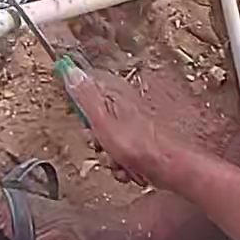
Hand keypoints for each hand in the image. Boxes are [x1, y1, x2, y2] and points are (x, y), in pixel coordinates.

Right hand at [62, 66, 208, 187]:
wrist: (169, 166)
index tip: (79, 117)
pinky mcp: (138, 141)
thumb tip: (70, 71)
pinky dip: (121, 164)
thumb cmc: (138, 144)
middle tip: (100, 144)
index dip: (78, 104)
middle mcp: (125, 104)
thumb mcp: (101, 120)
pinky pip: (119, 152)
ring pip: (105, 139)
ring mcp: (132, 123)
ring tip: (118, 160)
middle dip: (94, 137)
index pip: (87, 86)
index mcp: (116, 92)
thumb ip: (84, 96)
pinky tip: (128, 168)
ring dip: (108, 155)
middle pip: (93, 118)